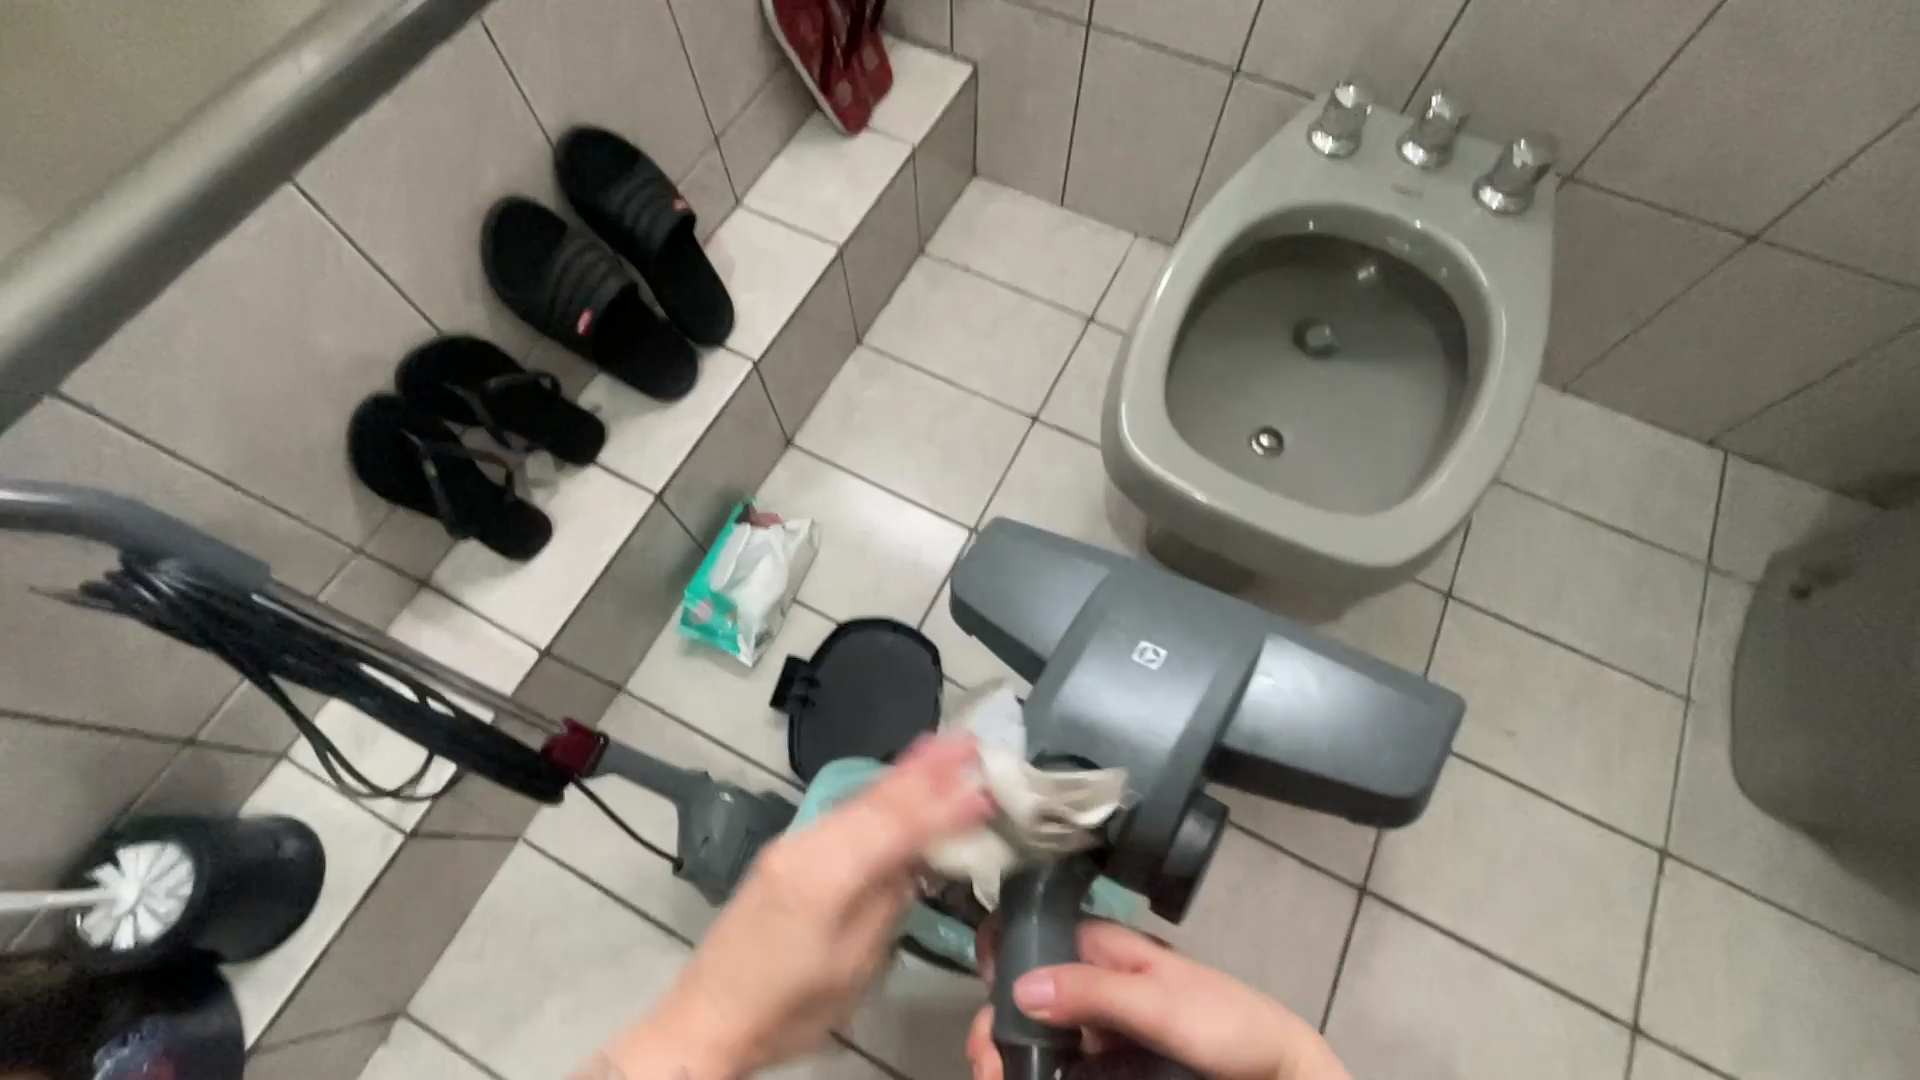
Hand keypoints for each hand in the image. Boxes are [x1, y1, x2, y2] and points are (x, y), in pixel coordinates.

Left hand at [599, 736, 993, 1079]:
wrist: (707, 1017)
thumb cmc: (789, 1007)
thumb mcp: (854, 965)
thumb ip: (888, 901)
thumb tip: (919, 857)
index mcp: (827, 875)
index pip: (898, 827)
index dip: (944, 804)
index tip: (983, 786)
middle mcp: (809, 844)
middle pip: (878, 799)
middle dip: (927, 769)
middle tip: (969, 741)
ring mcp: (795, 842)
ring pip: (860, 799)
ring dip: (904, 772)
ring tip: (942, 744)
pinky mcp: (789, 851)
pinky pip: (843, 811)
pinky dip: (877, 791)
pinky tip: (895, 779)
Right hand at [965, 921, 1350, 1079]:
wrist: (1276, 1074)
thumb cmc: (1222, 1022)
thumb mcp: (1159, 1002)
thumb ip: (1092, 992)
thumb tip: (1019, 987)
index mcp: (1102, 945)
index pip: (1038, 932)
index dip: (1003, 952)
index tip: (982, 987)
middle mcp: (1091, 979)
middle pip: (1027, 988)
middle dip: (997, 1019)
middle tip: (986, 1061)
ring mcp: (1098, 1023)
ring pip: (1037, 1028)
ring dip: (1009, 1050)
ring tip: (995, 1075)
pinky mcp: (1106, 1062)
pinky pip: (1059, 1060)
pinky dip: (1033, 1069)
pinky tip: (1019, 1078)